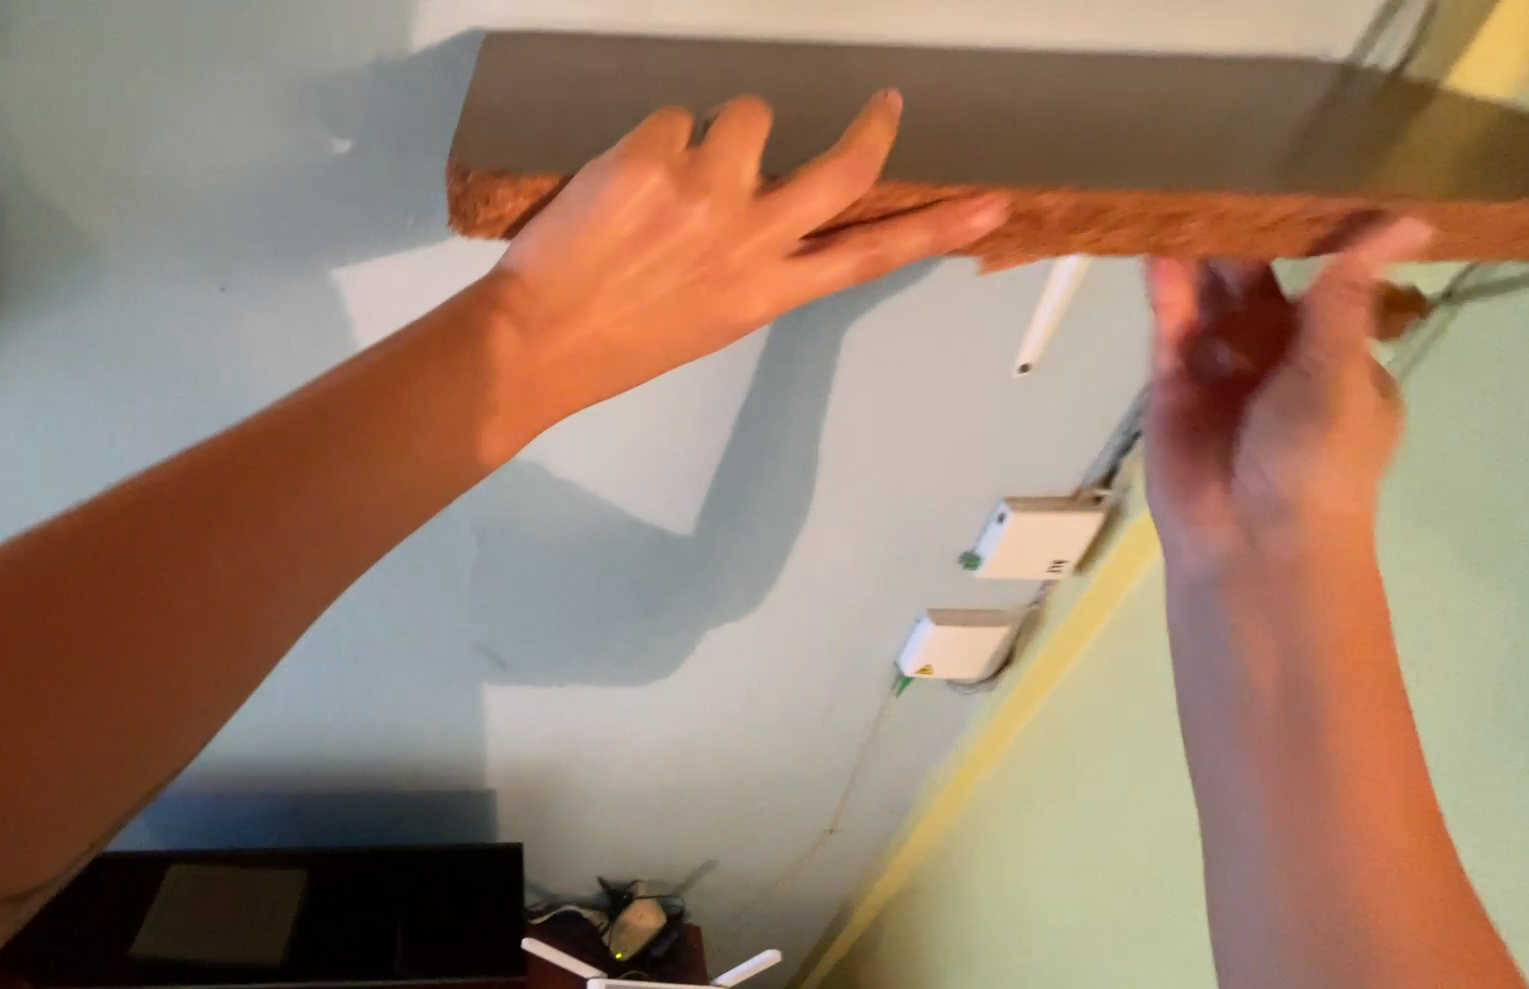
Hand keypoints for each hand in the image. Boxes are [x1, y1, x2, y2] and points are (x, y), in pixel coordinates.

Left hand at [483, 89, 1007, 429]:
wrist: (538, 344)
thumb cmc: (615, 342)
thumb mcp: (703, 321)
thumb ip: (748, 270)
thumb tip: (770, 217)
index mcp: (765, 294)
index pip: (866, 257)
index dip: (933, 229)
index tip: (991, 205)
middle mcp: (753, 241)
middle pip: (845, 168)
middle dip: (871, 129)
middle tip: (880, 104)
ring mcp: (712, 193)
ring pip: (749, 116)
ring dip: (715, 136)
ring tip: (662, 184)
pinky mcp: (661, 156)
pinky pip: (675, 117)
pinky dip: (653, 142)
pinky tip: (620, 185)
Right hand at [1143, 218, 1430, 567]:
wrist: (1246, 531)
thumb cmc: (1314, 459)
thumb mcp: (1339, 375)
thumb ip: (1345, 301)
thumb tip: (1403, 221)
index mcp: (1333, 354)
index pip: (1323, 285)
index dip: (1313, 240)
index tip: (1301, 187)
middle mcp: (1274, 357)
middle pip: (1257, 289)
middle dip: (1246, 244)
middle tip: (1227, 183)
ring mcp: (1217, 371)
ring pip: (1208, 305)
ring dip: (1199, 262)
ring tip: (1184, 205)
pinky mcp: (1169, 386)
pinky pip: (1170, 332)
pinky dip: (1166, 296)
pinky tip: (1159, 257)